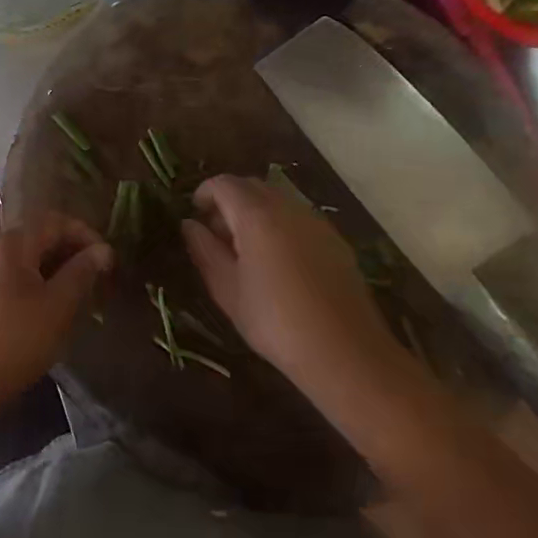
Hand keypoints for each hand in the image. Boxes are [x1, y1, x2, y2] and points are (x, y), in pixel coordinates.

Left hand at [0, 213, 112, 414]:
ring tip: (84, 292)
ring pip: (31, 257)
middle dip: (73, 251)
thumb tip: (104, 250)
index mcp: (11, 242)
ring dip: (59, 267)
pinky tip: (56, 304)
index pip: (54, 220)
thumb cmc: (16, 340)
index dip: (85, 233)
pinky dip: (42, 280)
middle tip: (101, 277)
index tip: (110, 259)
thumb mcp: (58, 305)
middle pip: (41, 235)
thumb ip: (82, 272)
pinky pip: (18, 273)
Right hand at [181, 174, 397, 385]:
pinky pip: (298, 218)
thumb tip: (190, 225)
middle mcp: (287, 207)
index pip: (223, 184)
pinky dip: (280, 225)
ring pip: (277, 199)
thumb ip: (204, 250)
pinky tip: (279, 262)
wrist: (347, 354)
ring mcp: (316, 222)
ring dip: (255, 212)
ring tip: (247, 250)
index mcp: (256, 214)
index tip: (195, 218)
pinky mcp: (335, 240)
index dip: (203, 194)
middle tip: (217, 234)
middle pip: (251, 186)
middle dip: (229, 201)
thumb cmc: (275, 321)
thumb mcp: (227, 289)